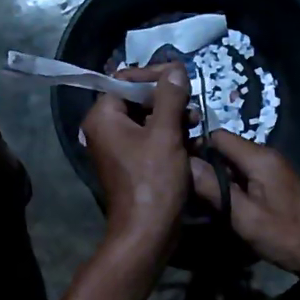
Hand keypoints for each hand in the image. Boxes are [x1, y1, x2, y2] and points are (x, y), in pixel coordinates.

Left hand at [82, 63, 191, 245]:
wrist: (147, 231)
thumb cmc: (153, 180)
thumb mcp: (166, 133)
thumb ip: (170, 97)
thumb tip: (174, 68)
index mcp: (103, 117)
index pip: (125, 78)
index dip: (154, 75)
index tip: (181, 76)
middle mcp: (104, 129)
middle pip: (137, 98)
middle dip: (167, 99)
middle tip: (192, 105)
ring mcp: (117, 147)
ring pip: (147, 119)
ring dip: (173, 118)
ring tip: (196, 125)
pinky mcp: (131, 163)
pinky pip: (149, 139)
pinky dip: (170, 137)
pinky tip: (192, 143)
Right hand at [190, 131, 299, 293]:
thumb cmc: (284, 235)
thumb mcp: (243, 215)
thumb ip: (213, 188)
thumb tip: (185, 163)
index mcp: (259, 158)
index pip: (219, 136)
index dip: (196, 147)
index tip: (178, 166)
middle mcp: (267, 157)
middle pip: (226, 150)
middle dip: (205, 165)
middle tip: (185, 187)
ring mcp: (273, 171)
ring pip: (234, 165)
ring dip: (217, 179)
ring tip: (198, 198)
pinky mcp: (275, 185)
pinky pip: (245, 177)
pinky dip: (231, 188)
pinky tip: (221, 206)